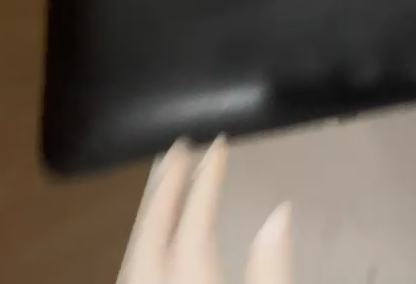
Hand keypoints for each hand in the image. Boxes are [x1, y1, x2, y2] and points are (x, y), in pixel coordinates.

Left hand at [120, 137, 291, 283]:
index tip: (218, 144)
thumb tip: (282, 213)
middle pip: (151, 237)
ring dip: (150, 212)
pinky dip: (144, 243)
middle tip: (179, 147)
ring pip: (133, 256)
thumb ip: (273, 266)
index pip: (194, 225)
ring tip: (164, 180)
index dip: (207, 179)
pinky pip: (134, 273)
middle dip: (165, 187)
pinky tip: (154, 235)